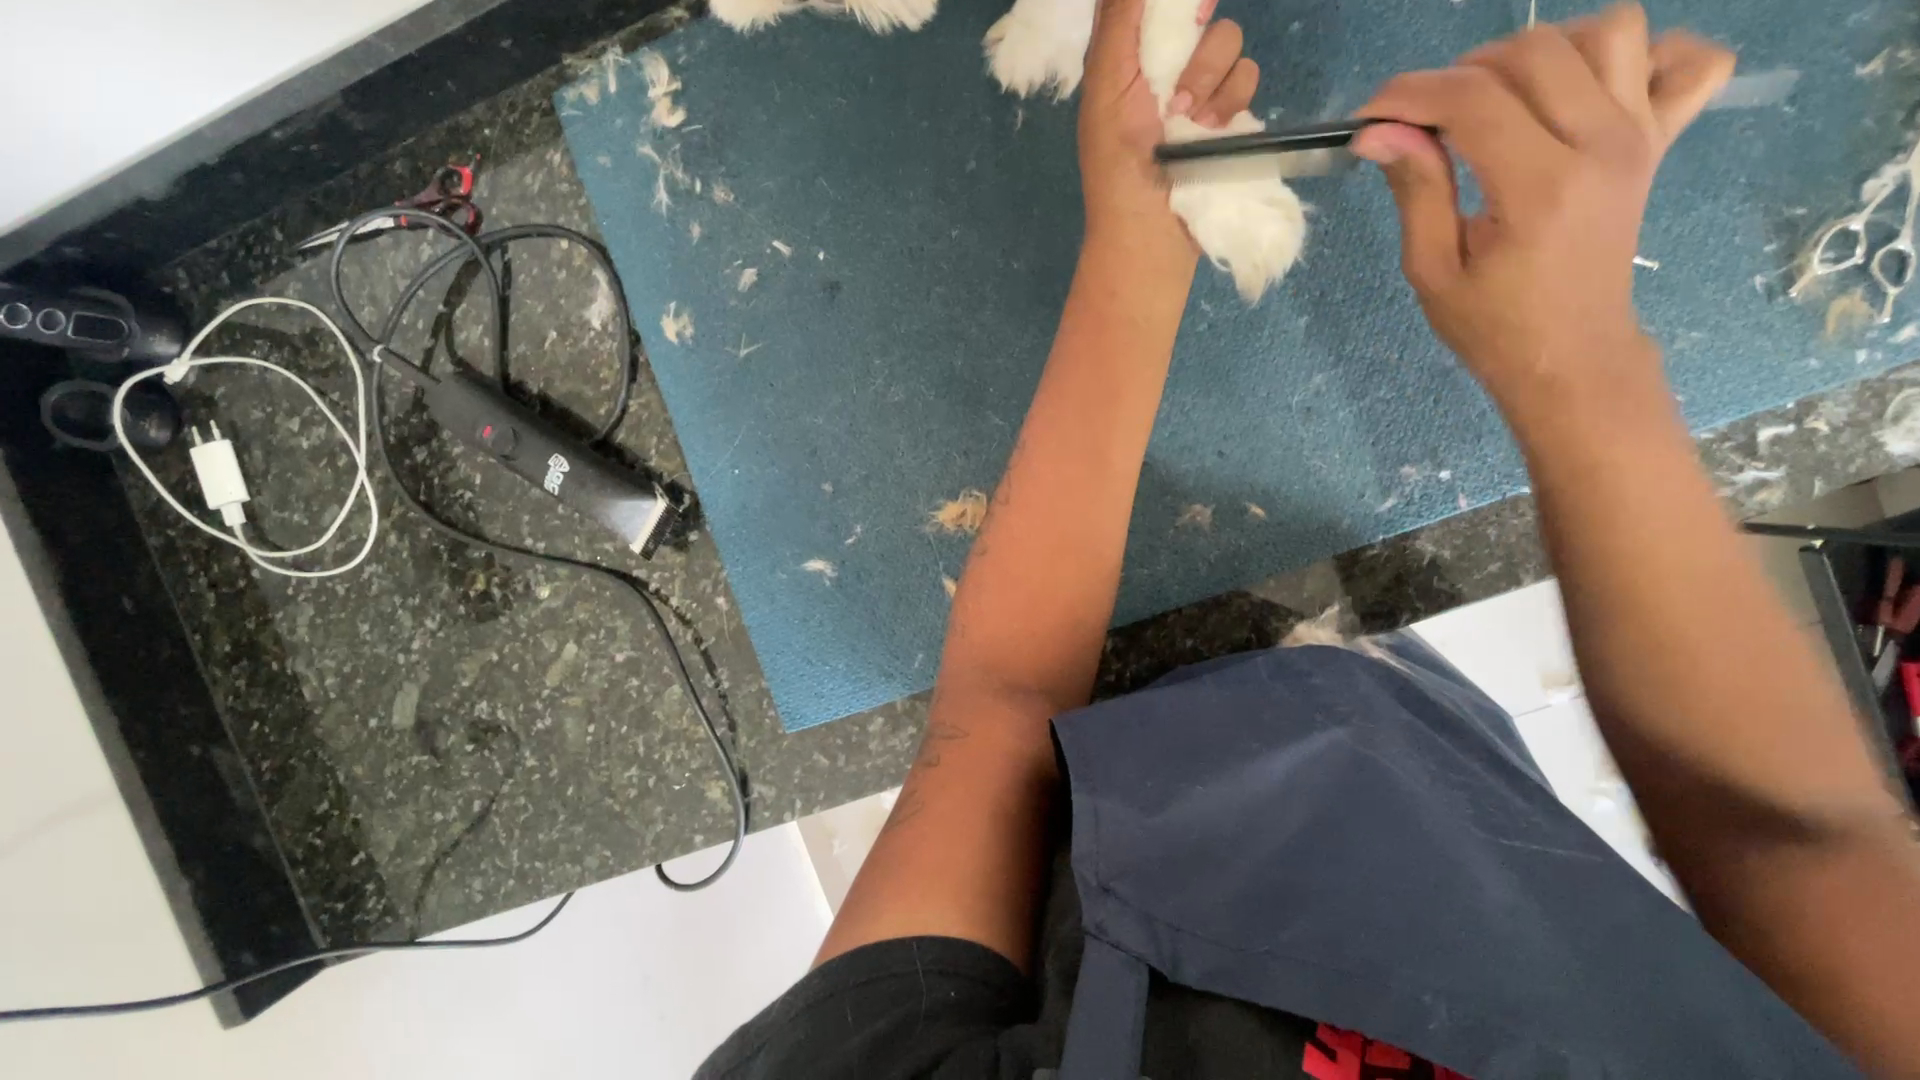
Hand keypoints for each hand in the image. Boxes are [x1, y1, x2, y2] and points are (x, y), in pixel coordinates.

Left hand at [1078, 0, 1259, 249]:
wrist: (1150, 230)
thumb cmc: (1117, 163)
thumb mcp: (1106, 87)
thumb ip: (1121, 22)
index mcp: (1126, 56)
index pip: (1148, 6)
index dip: (1169, 4)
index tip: (1188, 11)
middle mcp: (1164, 66)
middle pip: (1199, 12)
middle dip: (1194, 50)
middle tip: (1175, 93)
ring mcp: (1199, 89)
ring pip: (1229, 41)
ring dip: (1212, 81)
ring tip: (1189, 122)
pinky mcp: (1227, 113)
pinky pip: (1247, 76)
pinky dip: (1230, 104)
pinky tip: (1210, 134)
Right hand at [1351, 3, 1733, 411]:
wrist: (1572, 355)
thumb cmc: (1493, 325)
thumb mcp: (1433, 269)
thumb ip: (1415, 190)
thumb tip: (1378, 132)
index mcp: (1540, 188)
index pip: (1473, 100)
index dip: (1410, 95)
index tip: (1371, 116)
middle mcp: (1603, 145)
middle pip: (1536, 51)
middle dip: (1463, 72)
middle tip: (1430, 120)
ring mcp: (1642, 135)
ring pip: (1610, 32)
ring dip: (1545, 51)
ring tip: (1503, 97)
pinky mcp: (1661, 139)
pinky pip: (1688, 60)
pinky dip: (1645, 56)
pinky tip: (1590, 91)